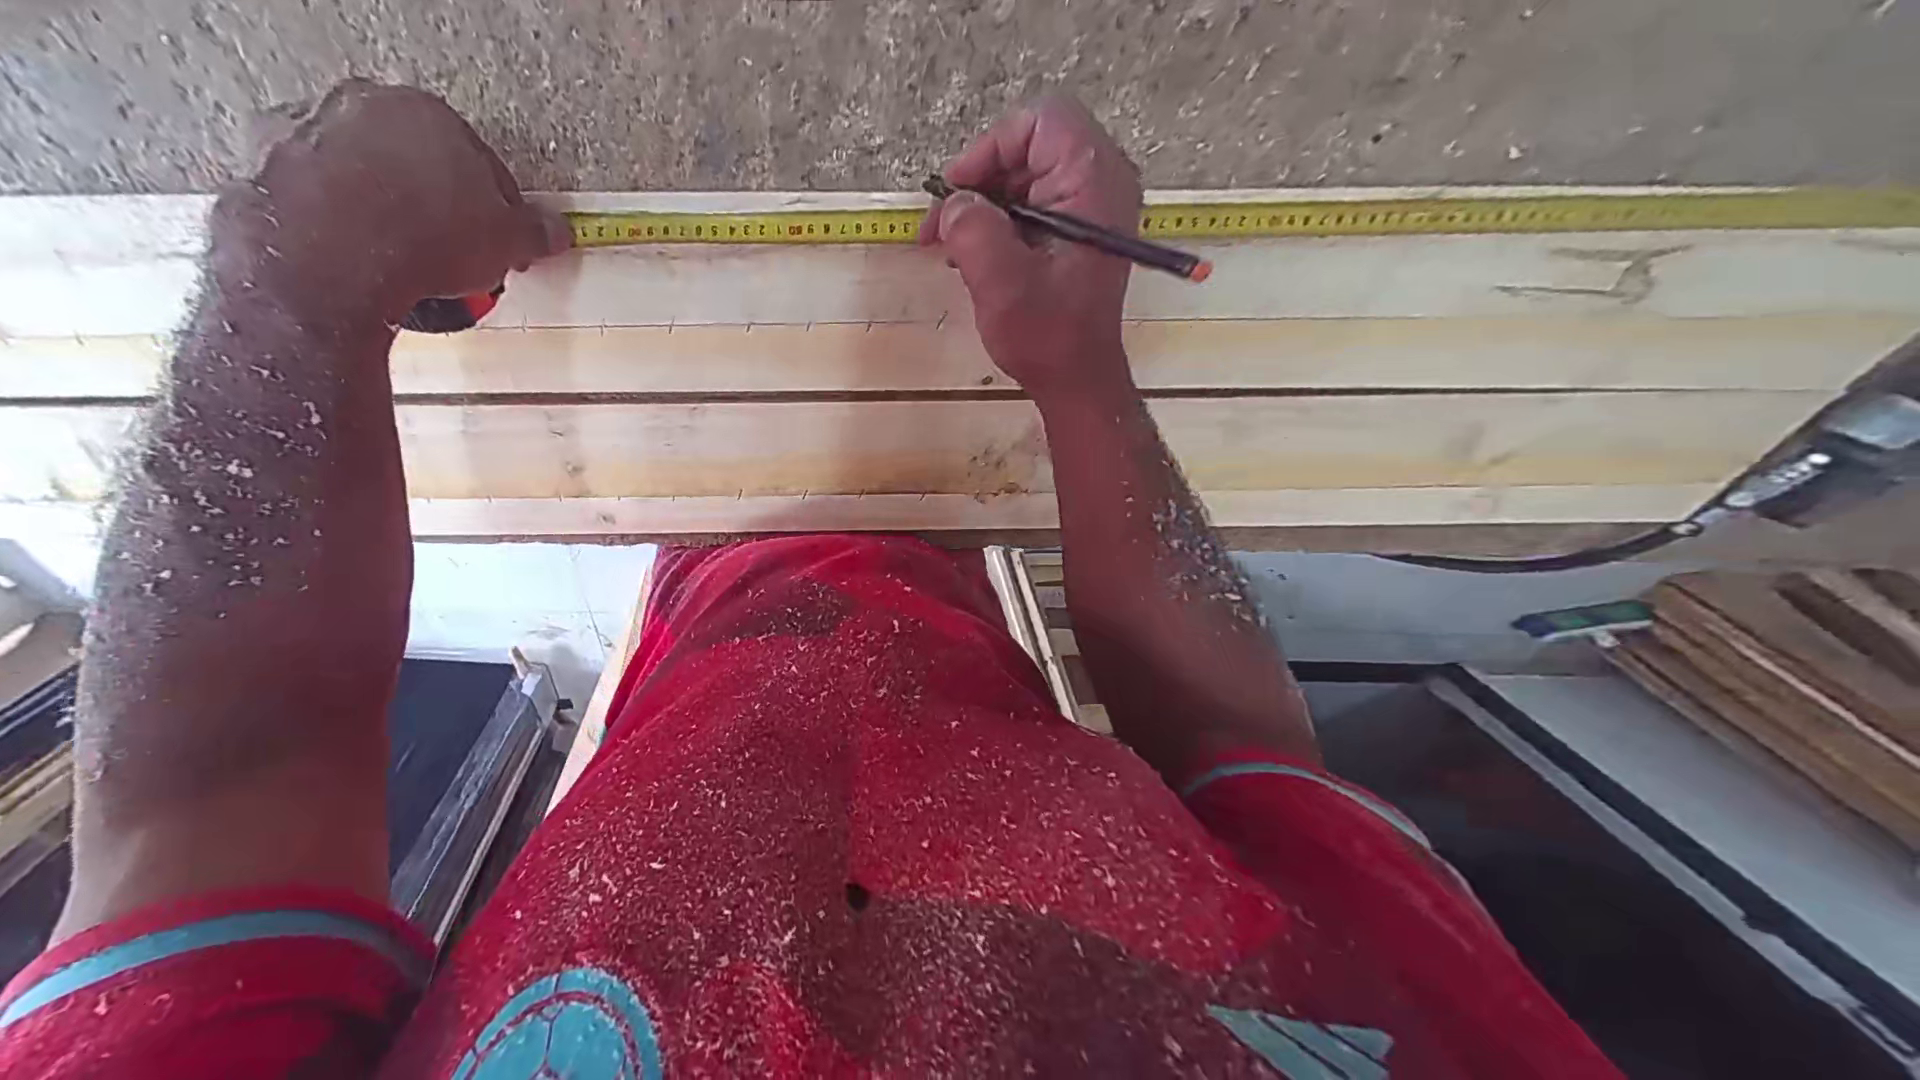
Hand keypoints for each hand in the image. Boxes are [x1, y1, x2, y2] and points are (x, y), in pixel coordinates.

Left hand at [209, 79, 570, 326]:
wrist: (334, 257)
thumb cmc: (426, 235)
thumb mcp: (509, 242)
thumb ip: (535, 231)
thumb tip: (555, 230)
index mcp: (430, 113)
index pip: (484, 163)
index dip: (503, 211)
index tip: (507, 242)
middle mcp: (365, 107)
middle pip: (422, 162)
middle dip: (446, 206)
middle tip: (465, 251)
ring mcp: (311, 131)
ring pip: (373, 177)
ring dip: (397, 213)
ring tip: (419, 262)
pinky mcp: (271, 166)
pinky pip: (327, 197)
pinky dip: (348, 222)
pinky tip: (370, 255)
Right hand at [920, 96, 1143, 402]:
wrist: (1078, 381)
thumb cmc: (1048, 337)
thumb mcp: (1002, 282)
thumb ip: (972, 229)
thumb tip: (954, 203)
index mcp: (1094, 184)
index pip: (1039, 122)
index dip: (989, 148)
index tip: (956, 192)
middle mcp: (1102, 184)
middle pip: (1030, 146)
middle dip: (980, 182)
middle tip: (943, 224)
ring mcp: (1093, 208)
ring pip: (1026, 177)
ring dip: (983, 207)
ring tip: (950, 246)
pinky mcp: (1080, 232)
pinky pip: (1033, 205)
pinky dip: (999, 223)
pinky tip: (973, 255)